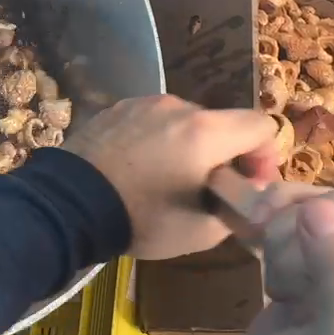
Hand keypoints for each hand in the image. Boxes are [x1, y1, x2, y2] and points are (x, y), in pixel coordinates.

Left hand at [62, 95, 278, 258]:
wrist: (69, 201)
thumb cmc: (141, 217)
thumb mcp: (202, 231)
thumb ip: (237, 210)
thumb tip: (243, 198)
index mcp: (203, 130)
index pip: (260, 125)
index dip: (265, 156)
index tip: (248, 186)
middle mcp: (174, 106)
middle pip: (219, 123)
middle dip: (223, 154)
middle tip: (207, 190)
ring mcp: (140, 103)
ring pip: (182, 121)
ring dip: (187, 146)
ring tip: (168, 180)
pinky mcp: (113, 109)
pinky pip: (150, 121)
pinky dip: (156, 140)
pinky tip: (139, 168)